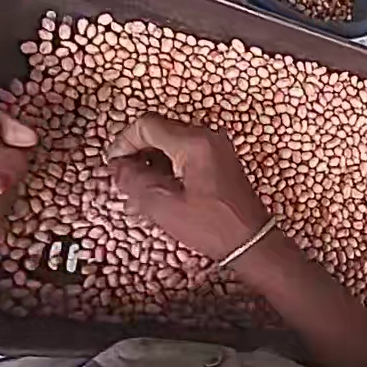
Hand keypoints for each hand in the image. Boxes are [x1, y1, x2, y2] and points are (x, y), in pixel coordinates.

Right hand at [105, 114, 271, 260]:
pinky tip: (164, 190)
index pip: (146, 125)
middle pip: (160, 131)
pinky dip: (170, 165)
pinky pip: (187, 152)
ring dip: (153, 160)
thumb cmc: (212, 226)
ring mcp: (218, 148)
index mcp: (194, 143)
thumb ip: (134, 180)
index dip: (123, 142)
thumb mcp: (164, 205)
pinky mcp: (221, 160)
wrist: (251, 241)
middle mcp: (209, 137)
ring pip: (172, 142)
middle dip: (138, 152)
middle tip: (126, 178)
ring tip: (143, 189)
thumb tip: (118, 166)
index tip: (115, 165)